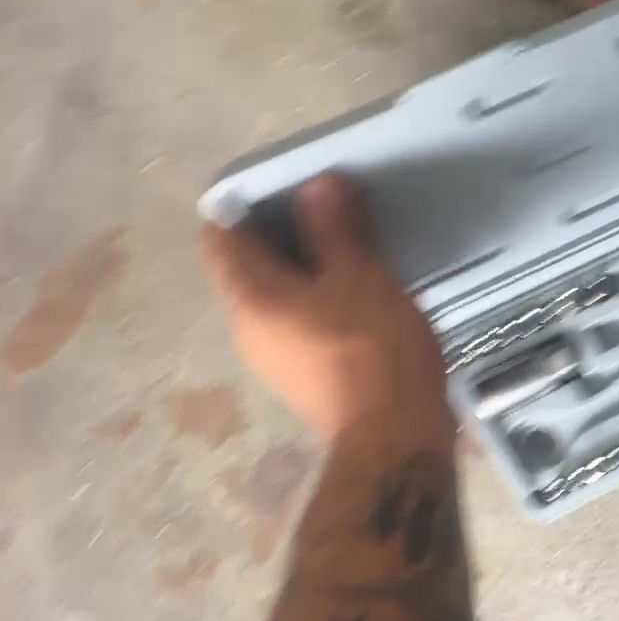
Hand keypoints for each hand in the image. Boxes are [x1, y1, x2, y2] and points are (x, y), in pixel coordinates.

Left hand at [201, 173, 451, 444]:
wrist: (394, 436)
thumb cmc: (376, 350)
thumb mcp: (364, 280)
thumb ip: (338, 231)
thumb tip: (318, 184)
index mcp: (250, 294)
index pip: (223, 232)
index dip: (255, 207)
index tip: (305, 198)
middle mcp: (247, 326)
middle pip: (254, 268)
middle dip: (293, 243)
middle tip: (347, 230)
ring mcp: (275, 359)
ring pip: (283, 301)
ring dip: (315, 281)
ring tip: (367, 274)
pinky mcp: (307, 382)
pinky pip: (307, 331)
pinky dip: (330, 313)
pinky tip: (371, 319)